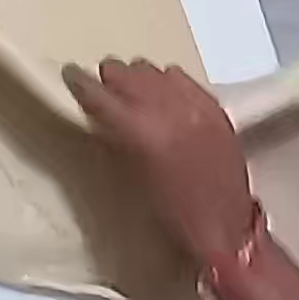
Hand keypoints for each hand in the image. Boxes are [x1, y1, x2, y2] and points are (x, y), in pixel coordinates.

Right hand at [64, 58, 255, 262]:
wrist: (227, 232)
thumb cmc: (172, 214)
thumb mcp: (130, 173)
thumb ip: (114, 132)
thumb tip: (100, 108)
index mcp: (138, 130)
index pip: (95, 91)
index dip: (78, 80)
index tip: (71, 74)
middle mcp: (163, 107)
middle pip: (121, 69)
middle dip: (111, 81)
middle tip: (111, 96)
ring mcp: (190, 102)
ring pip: (147, 67)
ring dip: (138, 80)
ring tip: (141, 99)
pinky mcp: (211, 102)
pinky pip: (177, 75)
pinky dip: (167, 84)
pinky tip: (168, 101)